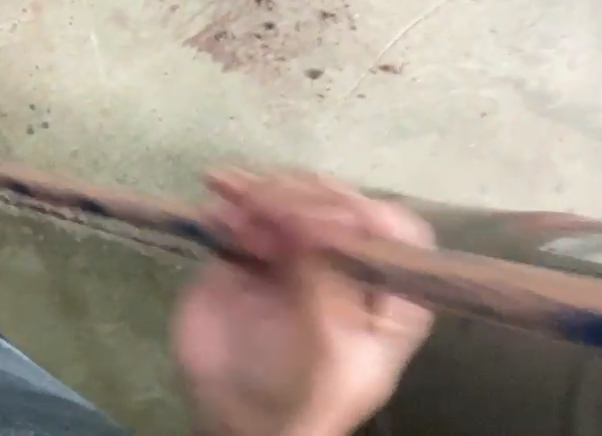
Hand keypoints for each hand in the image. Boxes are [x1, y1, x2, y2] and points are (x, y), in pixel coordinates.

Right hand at [172, 171, 434, 435]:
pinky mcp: (240, 256)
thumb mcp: (330, 347)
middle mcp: (337, 266)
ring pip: (281, 202)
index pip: (390, 233)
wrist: (233, 413)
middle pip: (331, 206)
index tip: (316, 212)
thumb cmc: (302, 393)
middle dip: (297, 193)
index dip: (359, 213)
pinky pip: (236, 217)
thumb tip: (316, 220)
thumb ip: (328, 283)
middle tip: (260, 198)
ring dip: (255, 189)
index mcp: (379, 292)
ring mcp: (286, 258)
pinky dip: (224, 204)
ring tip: (225, 187)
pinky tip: (211, 211)